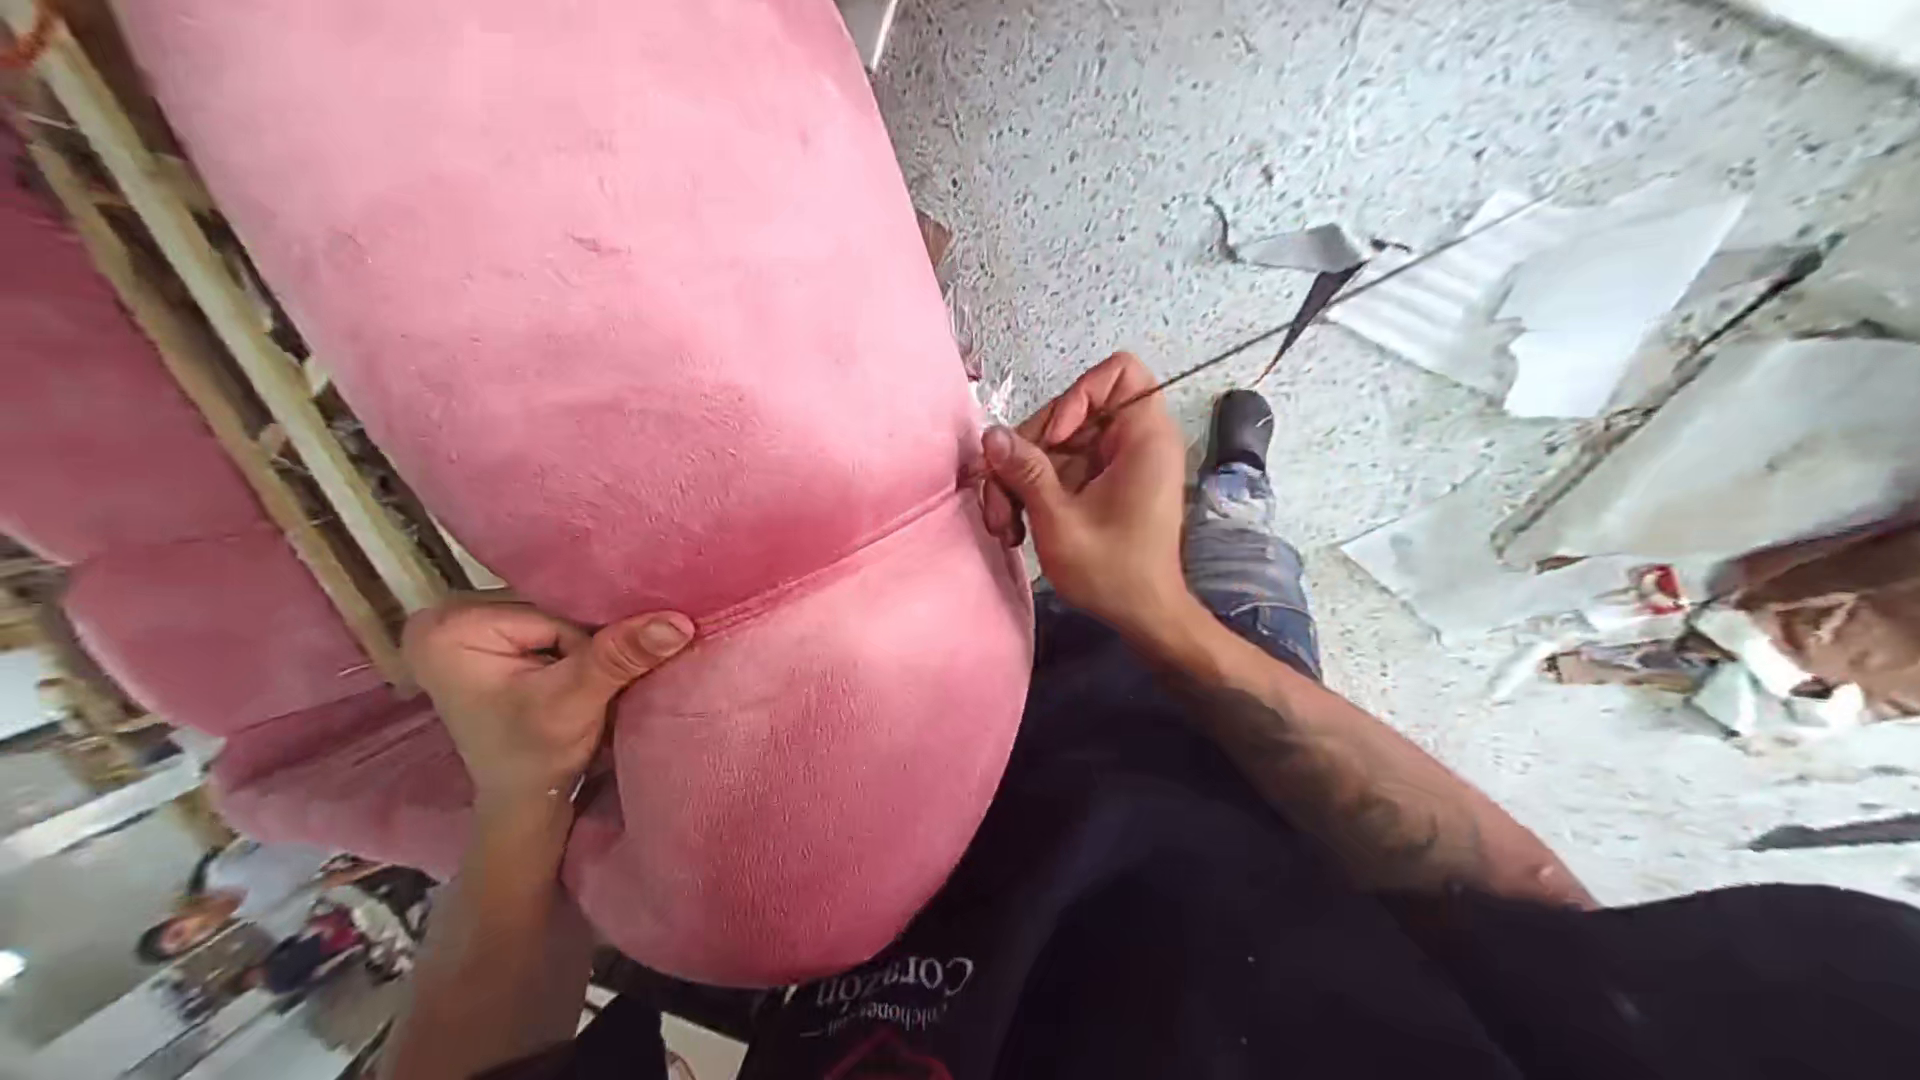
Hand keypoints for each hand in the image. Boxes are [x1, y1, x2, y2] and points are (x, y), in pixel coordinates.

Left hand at [403, 598, 695, 812]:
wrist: (526, 797)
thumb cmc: (534, 757)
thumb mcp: (575, 703)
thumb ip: (619, 656)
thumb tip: (678, 620)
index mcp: (450, 626)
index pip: (553, 608)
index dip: (587, 639)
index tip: (597, 674)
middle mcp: (451, 614)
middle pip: (557, 603)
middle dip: (591, 635)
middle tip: (604, 672)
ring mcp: (471, 623)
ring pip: (563, 611)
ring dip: (592, 638)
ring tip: (599, 672)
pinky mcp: (493, 635)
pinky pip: (557, 621)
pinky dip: (582, 643)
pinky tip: (589, 666)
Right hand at [979, 351, 1194, 643]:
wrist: (1144, 617)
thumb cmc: (1114, 573)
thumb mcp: (1060, 522)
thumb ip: (1026, 472)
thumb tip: (991, 435)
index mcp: (1143, 439)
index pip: (1120, 373)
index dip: (1079, 395)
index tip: (1057, 438)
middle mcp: (1131, 443)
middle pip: (1068, 413)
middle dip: (1027, 452)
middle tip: (1002, 498)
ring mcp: (1112, 464)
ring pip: (1054, 445)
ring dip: (1021, 480)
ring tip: (1004, 524)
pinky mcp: (1097, 485)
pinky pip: (1058, 469)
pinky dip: (1034, 493)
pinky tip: (1015, 527)